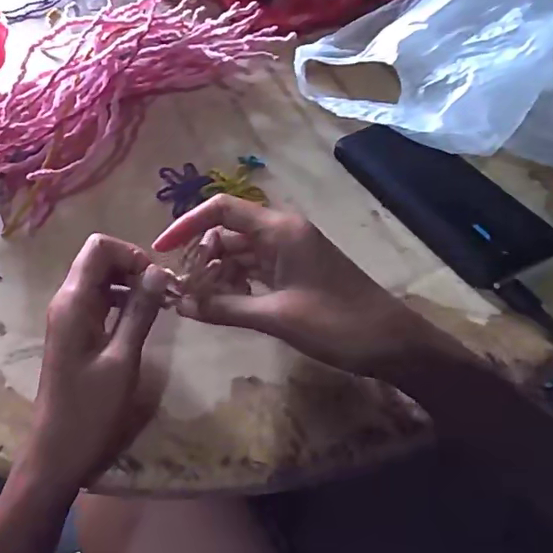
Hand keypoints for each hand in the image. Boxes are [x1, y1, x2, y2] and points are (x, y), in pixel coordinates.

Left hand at [20, 234, 170, 492]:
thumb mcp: (122, 359)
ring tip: (161, 305)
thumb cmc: (90, 410)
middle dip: (134, 266)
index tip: (158, 279)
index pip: (99, 247)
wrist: (56, 452)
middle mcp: (67, 301)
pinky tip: (143, 320)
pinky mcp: (75, 332)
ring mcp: (69, 317)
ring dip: (131, 284)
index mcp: (73, 301)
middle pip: (100, 259)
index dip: (131, 253)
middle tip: (166, 293)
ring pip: (102, 279)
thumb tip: (158, 271)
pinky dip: (123, 301)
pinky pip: (100, 301)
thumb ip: (140, 312)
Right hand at [153, 194, 450, 381]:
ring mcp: (289, 252)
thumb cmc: (336, 323)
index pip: (221, 210)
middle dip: (200, 257)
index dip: (186, 225)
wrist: (392, 343)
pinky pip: (254, 268)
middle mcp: (281, 232)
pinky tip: (223, 306)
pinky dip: (235, 283)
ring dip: (216, 274)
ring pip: (238, 252)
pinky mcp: (294, 271)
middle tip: (181, 291)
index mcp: (279, 229)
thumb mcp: (276, 316)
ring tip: (198, 303)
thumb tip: (179, 305)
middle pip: (226, 232)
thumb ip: (225, 308)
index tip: (160, 250)